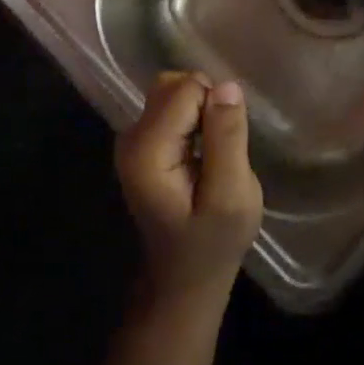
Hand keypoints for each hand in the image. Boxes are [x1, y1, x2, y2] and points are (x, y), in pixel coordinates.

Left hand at [114, 72, 263, 300]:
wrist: (184, 280)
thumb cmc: (212, 243)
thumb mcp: (232, 195)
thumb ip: (227, 138)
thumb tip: (226, 85)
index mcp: (147, 150)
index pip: (187, 89)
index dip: (217, 109)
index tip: (225, 146)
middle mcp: (130, 137)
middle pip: (174, 85)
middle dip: (207, 105)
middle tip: (220, 149)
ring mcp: (132, 139)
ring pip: (172, 91)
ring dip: (201, 112)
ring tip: (212, 151)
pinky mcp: (141, 143)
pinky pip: (171, 106)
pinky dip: (193, 119)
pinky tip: (202, 153)